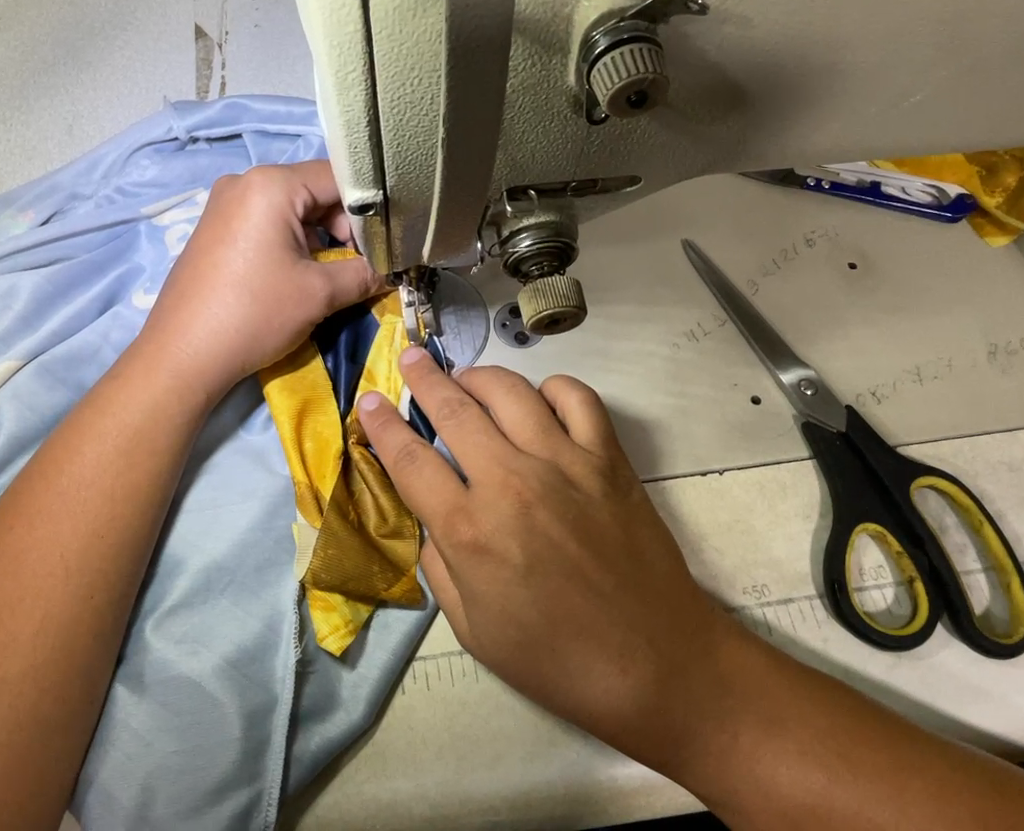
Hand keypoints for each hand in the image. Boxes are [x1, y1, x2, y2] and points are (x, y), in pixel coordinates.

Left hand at [139, 161, 383, 396]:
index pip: (340, 177)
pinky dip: (294, 244)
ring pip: (293, 210)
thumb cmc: (254, 314)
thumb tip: (391, 271)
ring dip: (322, 239)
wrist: (182, 356)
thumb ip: (364, 273)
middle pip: (316, 191)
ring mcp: (226, 205)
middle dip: (346, 227)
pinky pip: (269, 224)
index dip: (373, 207)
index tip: (391, 239)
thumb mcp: (320, 293)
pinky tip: (302, 277)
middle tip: (365, 264)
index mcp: (271, 184)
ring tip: (336, 275)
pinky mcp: (217, 230)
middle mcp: (246, 182)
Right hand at [356, 352, 742, 773]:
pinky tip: (538, 399)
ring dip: (479, 375)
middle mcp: (511, 481)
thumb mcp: (472, 630)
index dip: (381, 426)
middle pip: (454, 408)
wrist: (655, 664)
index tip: (368, 401)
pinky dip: (551, 388)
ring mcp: (565, 462)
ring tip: (466, 378)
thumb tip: (433, 517)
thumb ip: (440, 565)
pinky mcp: (608, 459)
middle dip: (424, 378)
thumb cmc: (557, 660)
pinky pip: (577, 398)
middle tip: (412, 358)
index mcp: (469, 530)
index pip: (409, 460)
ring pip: (510, 391)